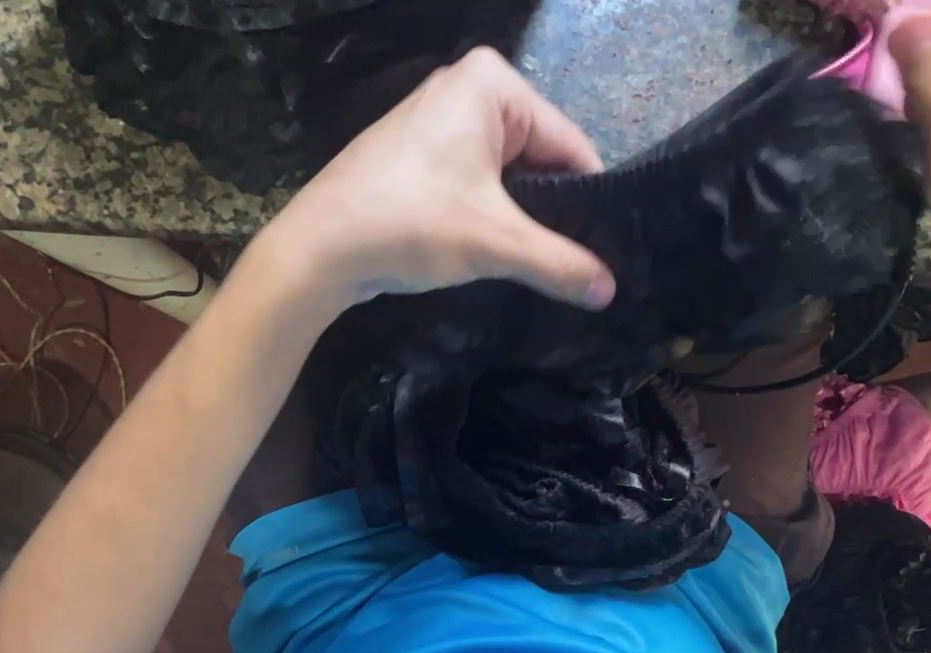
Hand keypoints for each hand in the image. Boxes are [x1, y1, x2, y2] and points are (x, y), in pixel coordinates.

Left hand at [255, 47, 616, 313]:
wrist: (320, 250)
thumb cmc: (411, 225)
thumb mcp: (496, 243)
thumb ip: (559, 263)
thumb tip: (611, 292)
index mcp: (492, 83)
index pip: (569, 144)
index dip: (589, 201)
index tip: (605, 251)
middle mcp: (465, 89)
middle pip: (538, 159)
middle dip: (552, 212)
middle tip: (575, 266)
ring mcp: (436, 122)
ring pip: (505, 177)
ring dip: (519, 220)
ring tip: (538, 266)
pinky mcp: (416, 157)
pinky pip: (473, 184)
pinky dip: (487, 217)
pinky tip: (495, 253)